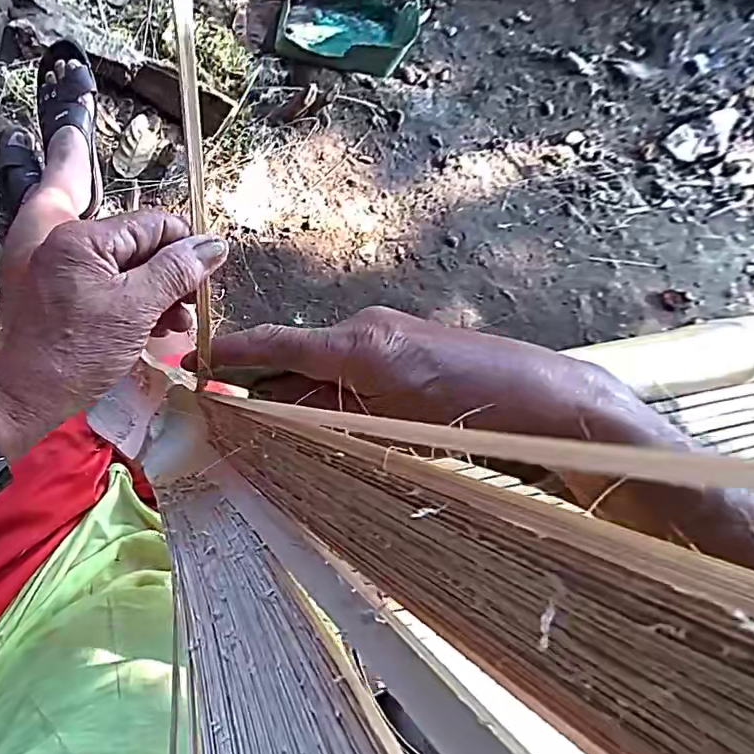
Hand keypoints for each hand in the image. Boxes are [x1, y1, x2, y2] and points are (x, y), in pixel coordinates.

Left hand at [0, 210, 228, 458]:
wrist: (26, 398)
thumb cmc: (77, 354)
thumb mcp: (137, 309)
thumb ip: (177, 271)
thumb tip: (213, 245)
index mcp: (80, 238)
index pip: (153, 223)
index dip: (186, 249)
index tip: (202, 282)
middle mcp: (62, 245)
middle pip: (136, 246)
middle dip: (168, 277)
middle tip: (186, 310)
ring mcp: (54, 271)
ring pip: (120, 270)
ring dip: (152, 295)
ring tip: (170, 327)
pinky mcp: (52, 297)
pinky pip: (99, 288)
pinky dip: (125, 306)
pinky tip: (145, 330)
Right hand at [200, 306, 679, 445]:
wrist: (562, 405)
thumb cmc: (476, 413)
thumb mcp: (384, 422)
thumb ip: (317, 412)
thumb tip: (266, 411)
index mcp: (355, 342)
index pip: (273, 343)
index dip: (227, 352)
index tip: (190, 360)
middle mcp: (363, 330)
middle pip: (288, 357)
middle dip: (251, 381)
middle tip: (219, 409)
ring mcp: (383, 339)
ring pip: (313, 368)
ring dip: (285, 394)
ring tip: (259, 423)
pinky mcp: (399, 353)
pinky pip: (339, 371)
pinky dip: (316, 393)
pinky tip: (311, 418)